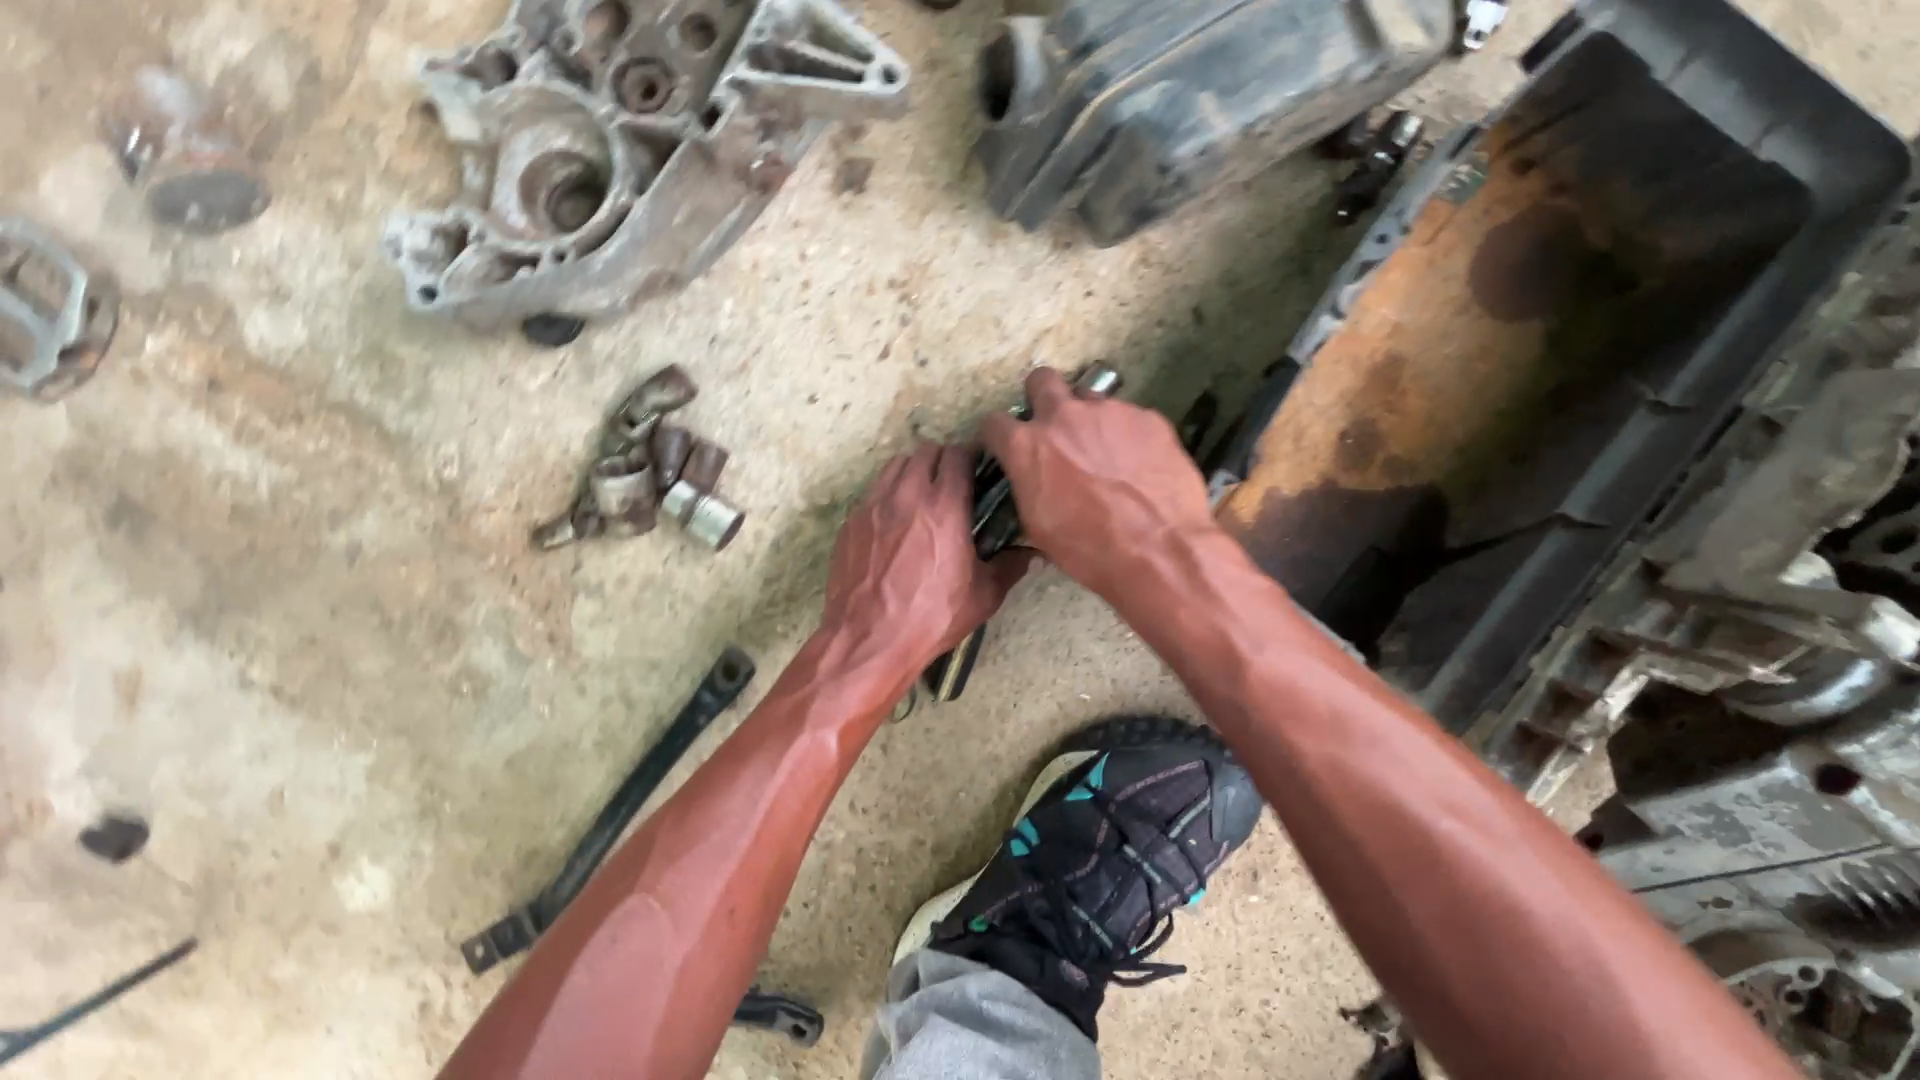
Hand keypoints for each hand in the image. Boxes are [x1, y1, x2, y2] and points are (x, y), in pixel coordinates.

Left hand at [822, 442, 1036, 667]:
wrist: (868, 640)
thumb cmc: (931, 618)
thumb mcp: (983, 596)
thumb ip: (1009, 566)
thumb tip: (1032, 553)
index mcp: (943, 507)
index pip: (957, 455)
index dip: (971, 458)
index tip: (979, 472)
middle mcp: (906, 496)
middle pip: (925, 451)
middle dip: (943, 460)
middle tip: (953, 483)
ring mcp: (873, 506)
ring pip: (895, 465)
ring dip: (914, 471)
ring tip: (924, 496)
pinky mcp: (851, 522)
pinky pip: (873, 491)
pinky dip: (889, 494)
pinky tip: (896, 522)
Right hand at [982, 367, 1214, 595]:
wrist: (1158, 550)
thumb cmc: (1089, 549)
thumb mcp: (1039, 527)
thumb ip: (1028, 488)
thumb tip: (1031, 481)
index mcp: (1028, 446)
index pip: (994, 423)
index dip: (997, 436)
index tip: (1004, 447)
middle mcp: (1065, 416)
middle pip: (1042, 380)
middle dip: (1041, 396)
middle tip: (1052, 425)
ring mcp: (1110, 411)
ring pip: (1090, 399)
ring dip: (1089, 419)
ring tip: (1104, 452)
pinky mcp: (1148, 418)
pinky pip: (1130, 417)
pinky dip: (1127, 435)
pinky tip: (1139, 464)